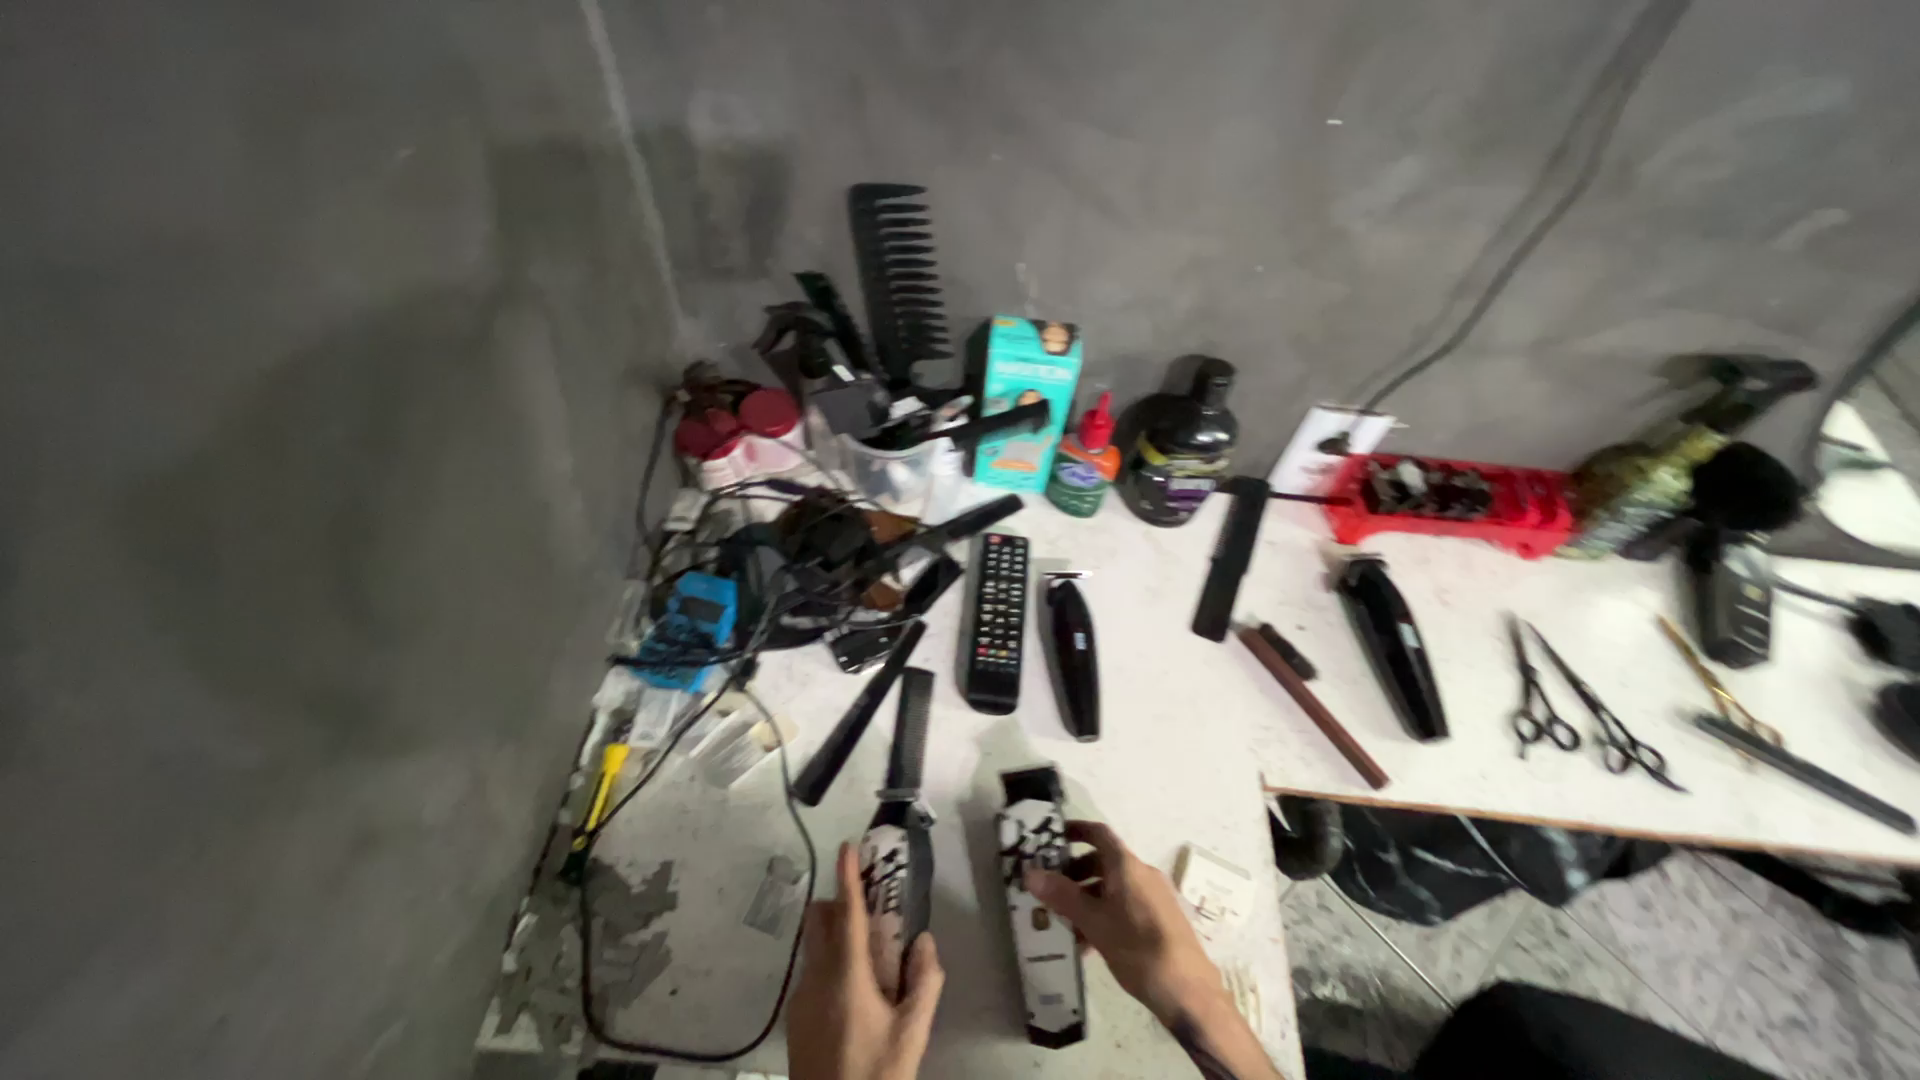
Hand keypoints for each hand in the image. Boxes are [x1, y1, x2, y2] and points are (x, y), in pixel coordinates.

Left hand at [787, 843, 944, 1079]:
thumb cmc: (876, 1073)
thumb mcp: (912, 1033)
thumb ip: (925, 982)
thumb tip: (924, 940)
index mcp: (846, 976)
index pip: (847, 914)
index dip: (847, 876)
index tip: (846, 845)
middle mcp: (816, 977)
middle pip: (819, 920)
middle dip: (839, 902)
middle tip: (869, 905)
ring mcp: (800, 997)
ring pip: (813, 945)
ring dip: (834, 933)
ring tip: (867, 953)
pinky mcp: (795, 1017)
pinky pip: (811, 971)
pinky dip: (829, 962)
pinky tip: (853, 991)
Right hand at [1028, 822, 1284, 1079]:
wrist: (1188, 991)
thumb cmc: (1138, 948)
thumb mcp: (1093, 922)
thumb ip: (1062, 896)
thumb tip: (1030, 873)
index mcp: (1127, 866)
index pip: (1099, 834)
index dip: (1075, 830)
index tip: (1052, 838)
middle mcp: (1142, 874)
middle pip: (1103, 862)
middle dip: (1074, 873)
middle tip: (1049, 889)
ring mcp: (1154, 897)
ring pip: (1112, 888)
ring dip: (1086, 899)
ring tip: (1063, 923)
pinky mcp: (1160, 919)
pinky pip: (1124, 906)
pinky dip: (1103, 915)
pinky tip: (1087, 944)